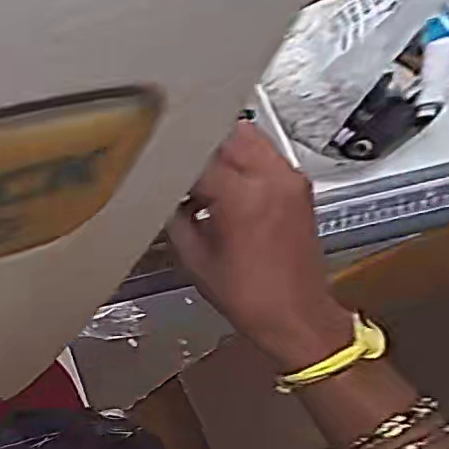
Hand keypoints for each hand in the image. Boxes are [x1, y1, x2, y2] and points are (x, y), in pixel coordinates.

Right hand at [167, 121, 355, 371]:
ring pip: (248, 138)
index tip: (151, 169)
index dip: (170, 164)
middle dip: (196, 147)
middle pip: (226, 135)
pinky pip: (263, 156)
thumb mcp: (195, 260)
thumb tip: (163, 202)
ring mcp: (290, 179)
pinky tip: (220, 190)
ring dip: (219, 151)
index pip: (198, 159)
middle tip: (172, 165)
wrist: (295, 313)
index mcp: (243, 197)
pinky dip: (239, 163)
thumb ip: (176, 221)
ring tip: (195, 177)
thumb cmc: (248, 296)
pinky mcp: (298, 187)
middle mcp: (272, 178)